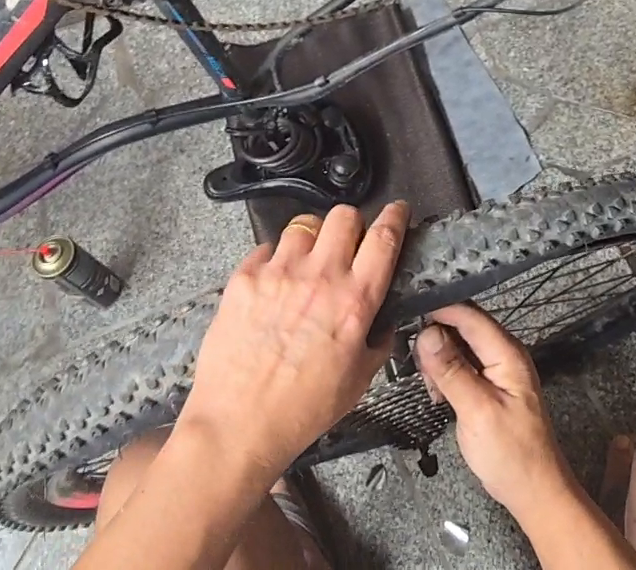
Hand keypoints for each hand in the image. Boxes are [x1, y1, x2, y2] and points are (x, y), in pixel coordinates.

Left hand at [176, 201, 406, 481]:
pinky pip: (267, 248)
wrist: (237, 424)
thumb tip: (383, 320)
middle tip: (349, 243)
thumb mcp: (358, 380)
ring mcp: (279, 273)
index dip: (395, 216)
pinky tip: (275, 282)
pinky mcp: (244, 278)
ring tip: (308, 261)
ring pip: (304, 225)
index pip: (384, 238)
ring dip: (313, 239)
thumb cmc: (301, 410)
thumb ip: (378, 341)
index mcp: (354, 301)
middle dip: (352, 223)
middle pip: (344, 216)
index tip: (398, 210)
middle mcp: (319, 277)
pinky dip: (276, 259)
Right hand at [414, 303, 576, 517]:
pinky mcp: (488, 385)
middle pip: (462, 326)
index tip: (409, 313)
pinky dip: (445, 373)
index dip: (439, 309)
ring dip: (438, 358)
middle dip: (435, 337)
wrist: (534, 492)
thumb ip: (451, 370)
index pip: (469, 315)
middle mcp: (502, 354)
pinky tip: (438, 393)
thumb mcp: (477, 411)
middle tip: (417, 361)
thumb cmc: (513, 455)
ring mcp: (496, 370)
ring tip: (430, 385)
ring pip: (458, 345)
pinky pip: (461, 365)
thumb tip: (427, 333)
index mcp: (507, 353)